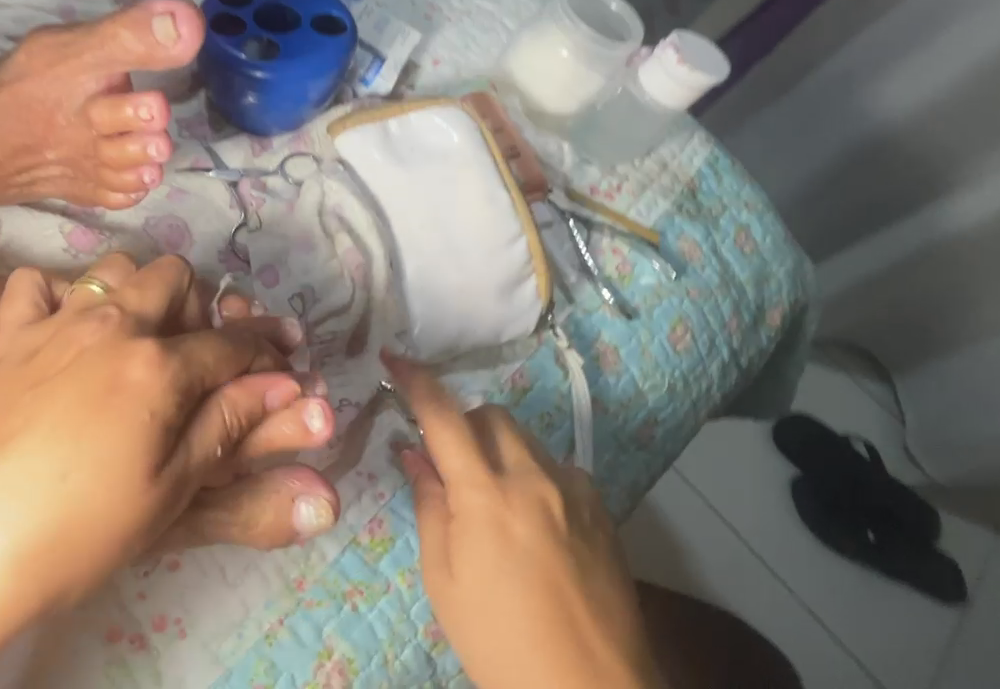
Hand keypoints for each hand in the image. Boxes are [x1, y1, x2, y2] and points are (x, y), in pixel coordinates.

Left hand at [0, 253, 328, 687]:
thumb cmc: (79, 533)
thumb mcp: (169, 491)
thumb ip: (226, 426)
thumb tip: (285, 385)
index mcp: (159, 366)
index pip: (230, 344)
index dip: (263, 350)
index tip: (281, 358)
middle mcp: (112, 324)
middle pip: (175, 277)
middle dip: (199, 305)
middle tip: (198, 354)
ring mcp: (56, 323)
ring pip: (114, 266)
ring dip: (136, 289)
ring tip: (136, 337)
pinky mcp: (9, 336)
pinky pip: (36, 283)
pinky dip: (59, 294)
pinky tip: (64, 331)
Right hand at [387, 352, 664, 688]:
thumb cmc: (500, 642)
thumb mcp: (444, 580)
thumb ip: (429, 505)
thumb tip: (414, 454)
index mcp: (486, 496)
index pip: (444, 417)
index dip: (416, 381)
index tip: (395, 358)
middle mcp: (534, 478)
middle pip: (491, 416)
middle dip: (463, 423)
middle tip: (448, 459)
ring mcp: (575, 492)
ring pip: (527, 440)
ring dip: (500, 449)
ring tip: (492, 497)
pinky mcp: (603, 510)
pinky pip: (559, 469)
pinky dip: (536, 475)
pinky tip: (534, 519)